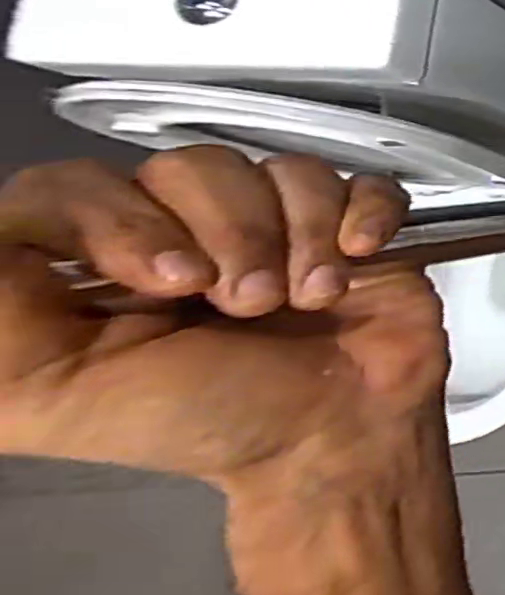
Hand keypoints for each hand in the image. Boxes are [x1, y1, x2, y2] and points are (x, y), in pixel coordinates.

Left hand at [0, 147, 445, 501]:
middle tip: (253, 303)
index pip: (73, 186)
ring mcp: (291, 222)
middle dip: (236, 236)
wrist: (342, 427)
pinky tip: (365, 254)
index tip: (176, 282)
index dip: (120, 219)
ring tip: (319, 296)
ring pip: (289, 171)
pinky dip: (368, 214)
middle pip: (194, 167)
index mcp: (107, 263)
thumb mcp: (46, 394)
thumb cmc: (207, 418)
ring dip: (306, 238)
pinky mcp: (366, 222)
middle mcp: (195, 230)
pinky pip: (368, 183)